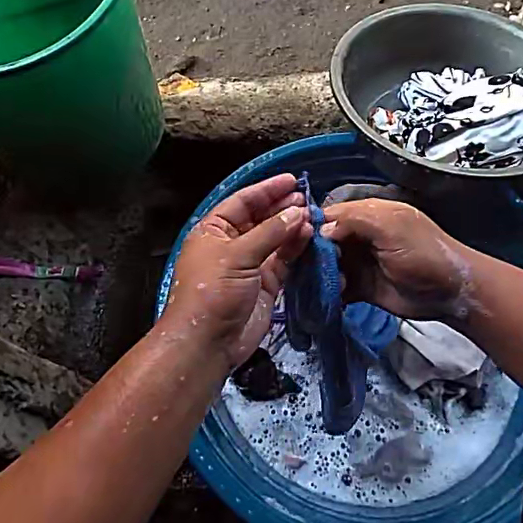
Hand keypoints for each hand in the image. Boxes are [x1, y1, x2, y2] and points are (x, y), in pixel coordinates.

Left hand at [162, 173, 311, 373]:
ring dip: (293, 227)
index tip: (292, 181)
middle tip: (307, 198)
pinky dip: (296, 248)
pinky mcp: (266, 283)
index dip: (267, 190)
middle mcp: (232, 244)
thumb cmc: (212, 292)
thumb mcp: (237, 255)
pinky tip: (310, 236)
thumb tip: (297, 212)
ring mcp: (250, 264)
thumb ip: (270, 232)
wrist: (209, 342)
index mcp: (213, 231)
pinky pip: (284, 259)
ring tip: (313, 216)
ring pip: (275, 239)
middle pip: (261, 218)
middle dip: (283, 208)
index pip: (243, 202)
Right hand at [321, 199, 480, 320]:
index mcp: (369, 214)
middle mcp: (361, 236)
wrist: (450, 292)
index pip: (330, 215)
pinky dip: (327, 292)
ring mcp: (360, 262)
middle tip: (306, 267)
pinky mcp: (362, 287)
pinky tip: (324, 296)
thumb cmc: (425, 253)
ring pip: (327, 265)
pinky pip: (336, 287)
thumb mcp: (391, 226)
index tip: (297, 241)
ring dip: (318, 274)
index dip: (313, 226)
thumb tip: (321, 229)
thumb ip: (355, 219)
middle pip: (323, 241)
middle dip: (312, 253)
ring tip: (318, 283)